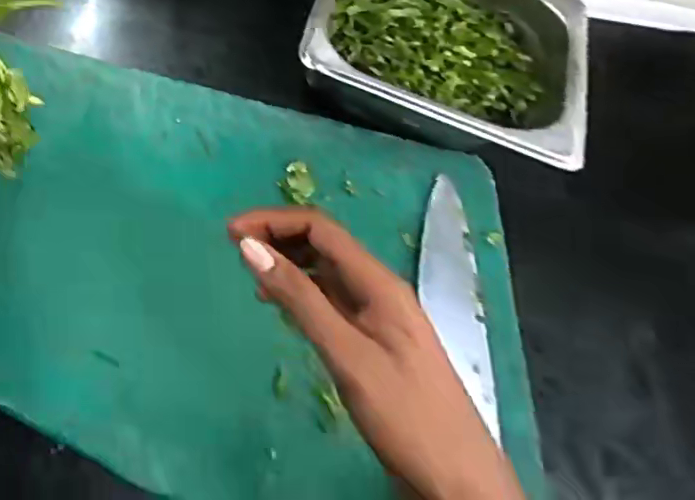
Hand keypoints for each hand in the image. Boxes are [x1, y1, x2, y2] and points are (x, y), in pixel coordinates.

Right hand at [230, 208, 521, 499]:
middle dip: (276, 237)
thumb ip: (298, 298)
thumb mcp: (346, 354)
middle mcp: (378, 289)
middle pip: (321, 242)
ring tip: (252, 278)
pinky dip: (298, 290)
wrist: (463, 489)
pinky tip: (279, 306)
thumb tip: (249, 246)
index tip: (232, 234)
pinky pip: (328, 297)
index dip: (272, 221)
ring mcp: (377, 315)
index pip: (318, 228)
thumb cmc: (407, 417)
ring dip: (285, 263)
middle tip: (235, 250)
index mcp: (378, 283)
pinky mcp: (372, 340)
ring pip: (323, 269)